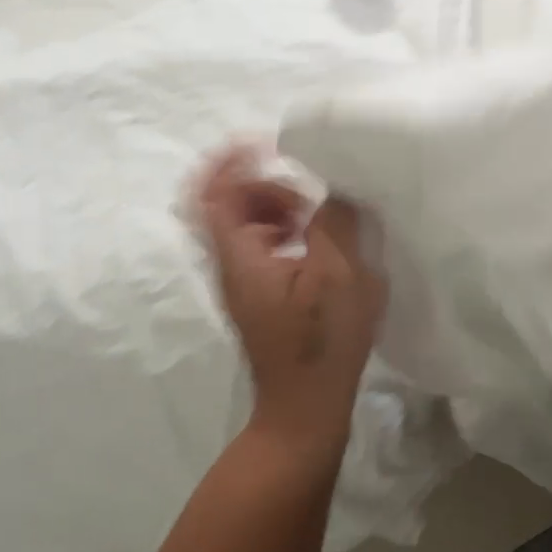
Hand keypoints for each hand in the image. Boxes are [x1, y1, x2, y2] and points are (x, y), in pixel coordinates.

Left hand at [194, 146, 384, 437]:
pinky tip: (323, 249)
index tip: (267, 144)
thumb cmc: (321, 339)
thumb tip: (337, 185)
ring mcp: (246, 284)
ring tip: (322, 221)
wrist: (305, 407)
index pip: (212, 194)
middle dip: (269, 187)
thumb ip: (336, 220)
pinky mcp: (263, 297)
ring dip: (282, 210)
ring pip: (249, 226)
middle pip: (230, 204)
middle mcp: (232, 265)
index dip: (230, 161)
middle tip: (310, 198)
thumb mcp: (339, 273)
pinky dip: (290, 233)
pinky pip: (266, 247)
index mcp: (241, 255)